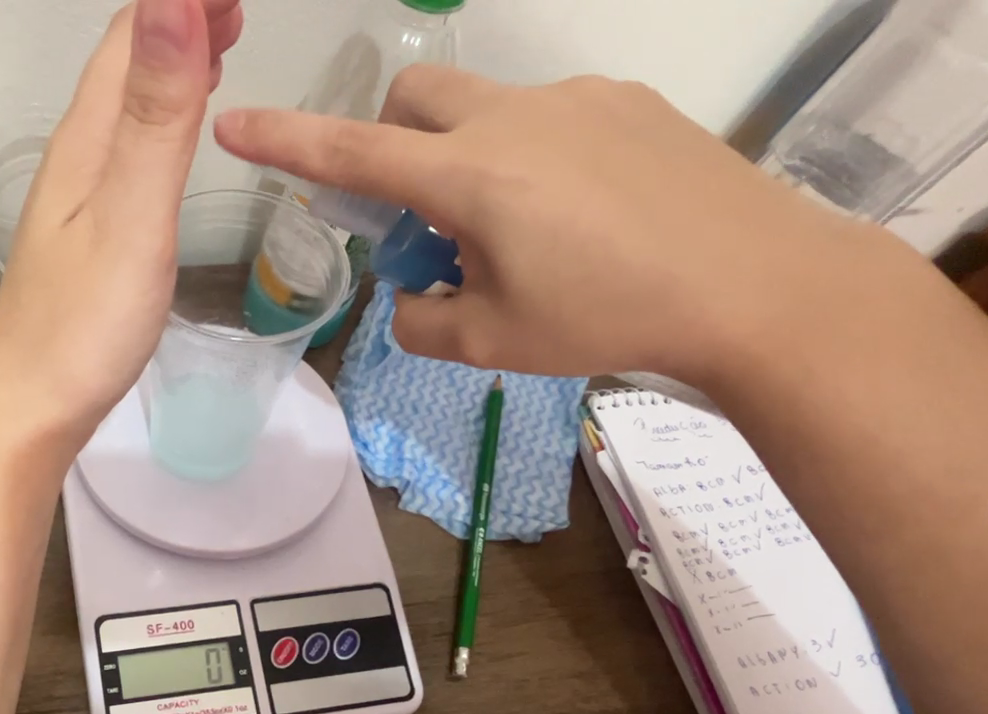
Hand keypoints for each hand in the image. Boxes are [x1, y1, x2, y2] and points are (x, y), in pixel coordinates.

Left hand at [0, 0, 244, 452]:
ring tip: (218, 50)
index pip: (131, 36)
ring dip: (169, 70)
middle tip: (239, 11)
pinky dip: (157, 127)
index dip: (181, 0)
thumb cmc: (84, 328)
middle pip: (123, 65)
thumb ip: (154, 116)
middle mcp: (75, 160)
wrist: (32, 412)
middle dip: (180, 21)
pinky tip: (171, 146)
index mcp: (86, 142)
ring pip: (123, 111)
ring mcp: (75, 203)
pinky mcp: (84, 242)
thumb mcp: (129, 216)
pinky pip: (123, 157)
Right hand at [211, 66, 935, 386]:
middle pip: (412, 97)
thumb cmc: (605, 319)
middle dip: (387, 141)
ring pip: (481, 108)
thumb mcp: (488, 343)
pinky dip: (522, 157)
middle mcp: (513, 119)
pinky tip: (574, 215)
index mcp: (470, 178)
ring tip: (511, 231)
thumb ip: (419, 320)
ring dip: (460, 158)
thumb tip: (409, 295)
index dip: (284, 141)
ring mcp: (575, 101)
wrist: (754, 285)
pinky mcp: (628, 103)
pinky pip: (544, 116)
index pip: (352, 153)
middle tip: (415, 214)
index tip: (233, 124)